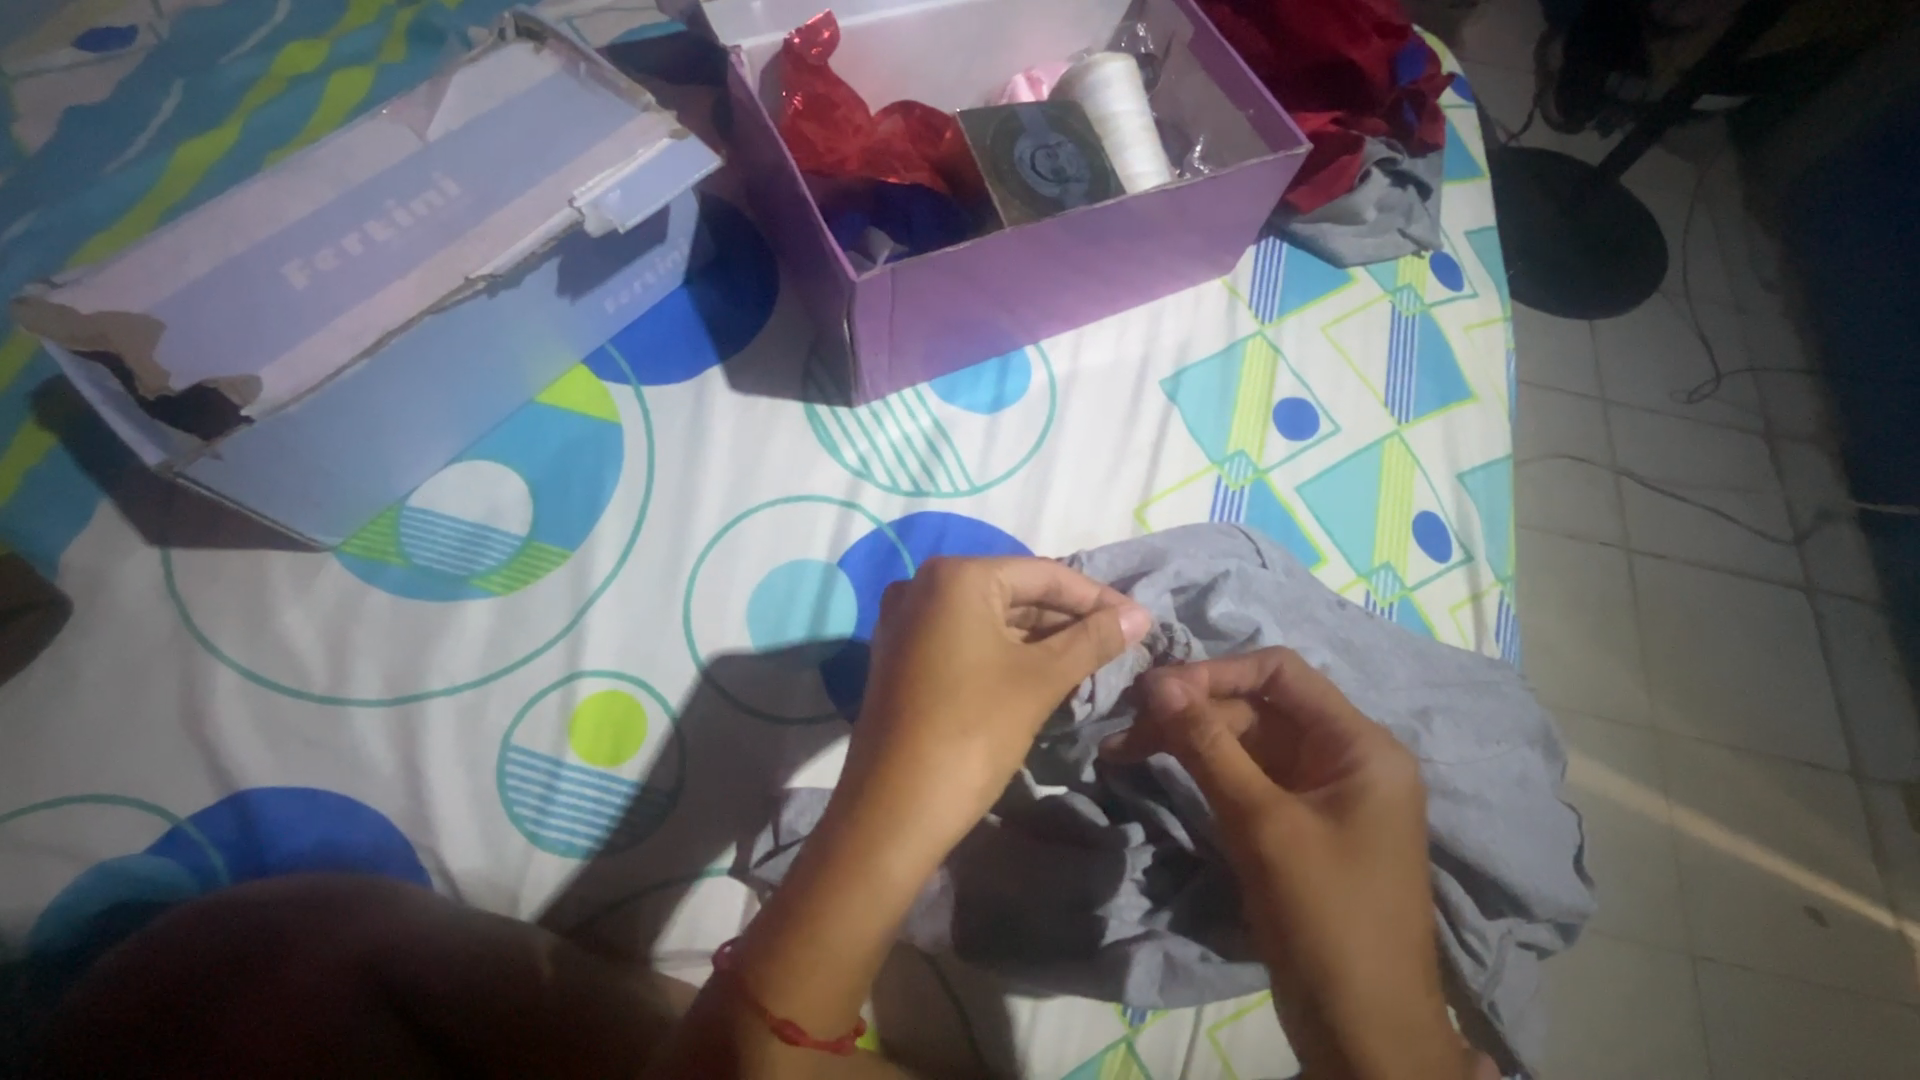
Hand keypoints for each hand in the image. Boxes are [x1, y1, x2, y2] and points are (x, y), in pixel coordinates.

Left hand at [848, 557, 1150, 835]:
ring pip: (990, 618)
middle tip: (1118, 641)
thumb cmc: (973, 731)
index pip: (1043, 573)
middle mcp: (923, 584)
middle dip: (1067, 618)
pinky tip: (1045, 670)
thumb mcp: (1040, 680)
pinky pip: (966, 639)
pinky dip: (1006, 650)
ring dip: (1040, 637)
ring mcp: (906, 621)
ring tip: (1091, 658)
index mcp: (956, 576)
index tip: (1137, 620)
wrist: (893, 808)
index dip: (1096, 597)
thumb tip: (1139, 616)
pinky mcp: (902, 654)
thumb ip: (1092, 640)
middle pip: (1014, 592)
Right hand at [1108, 647, 1482, 1079]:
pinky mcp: (1298, 825)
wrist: (1365, 1033)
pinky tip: (1158, 772)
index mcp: (1359, 745)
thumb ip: (1208, 745)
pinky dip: (1204, 773)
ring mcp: (1320, 794)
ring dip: (1189, 743)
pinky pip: (1247, 780)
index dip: (1215, 672)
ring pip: (1246, 744)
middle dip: (1191, 713)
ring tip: (1123, 750)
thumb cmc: (1325, 918)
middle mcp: (1344, 758)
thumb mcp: (1261, 823)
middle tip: (1125, 729)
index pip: (1281, 672)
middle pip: (1258, 708)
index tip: (1154, 689)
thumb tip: (1157, 681)